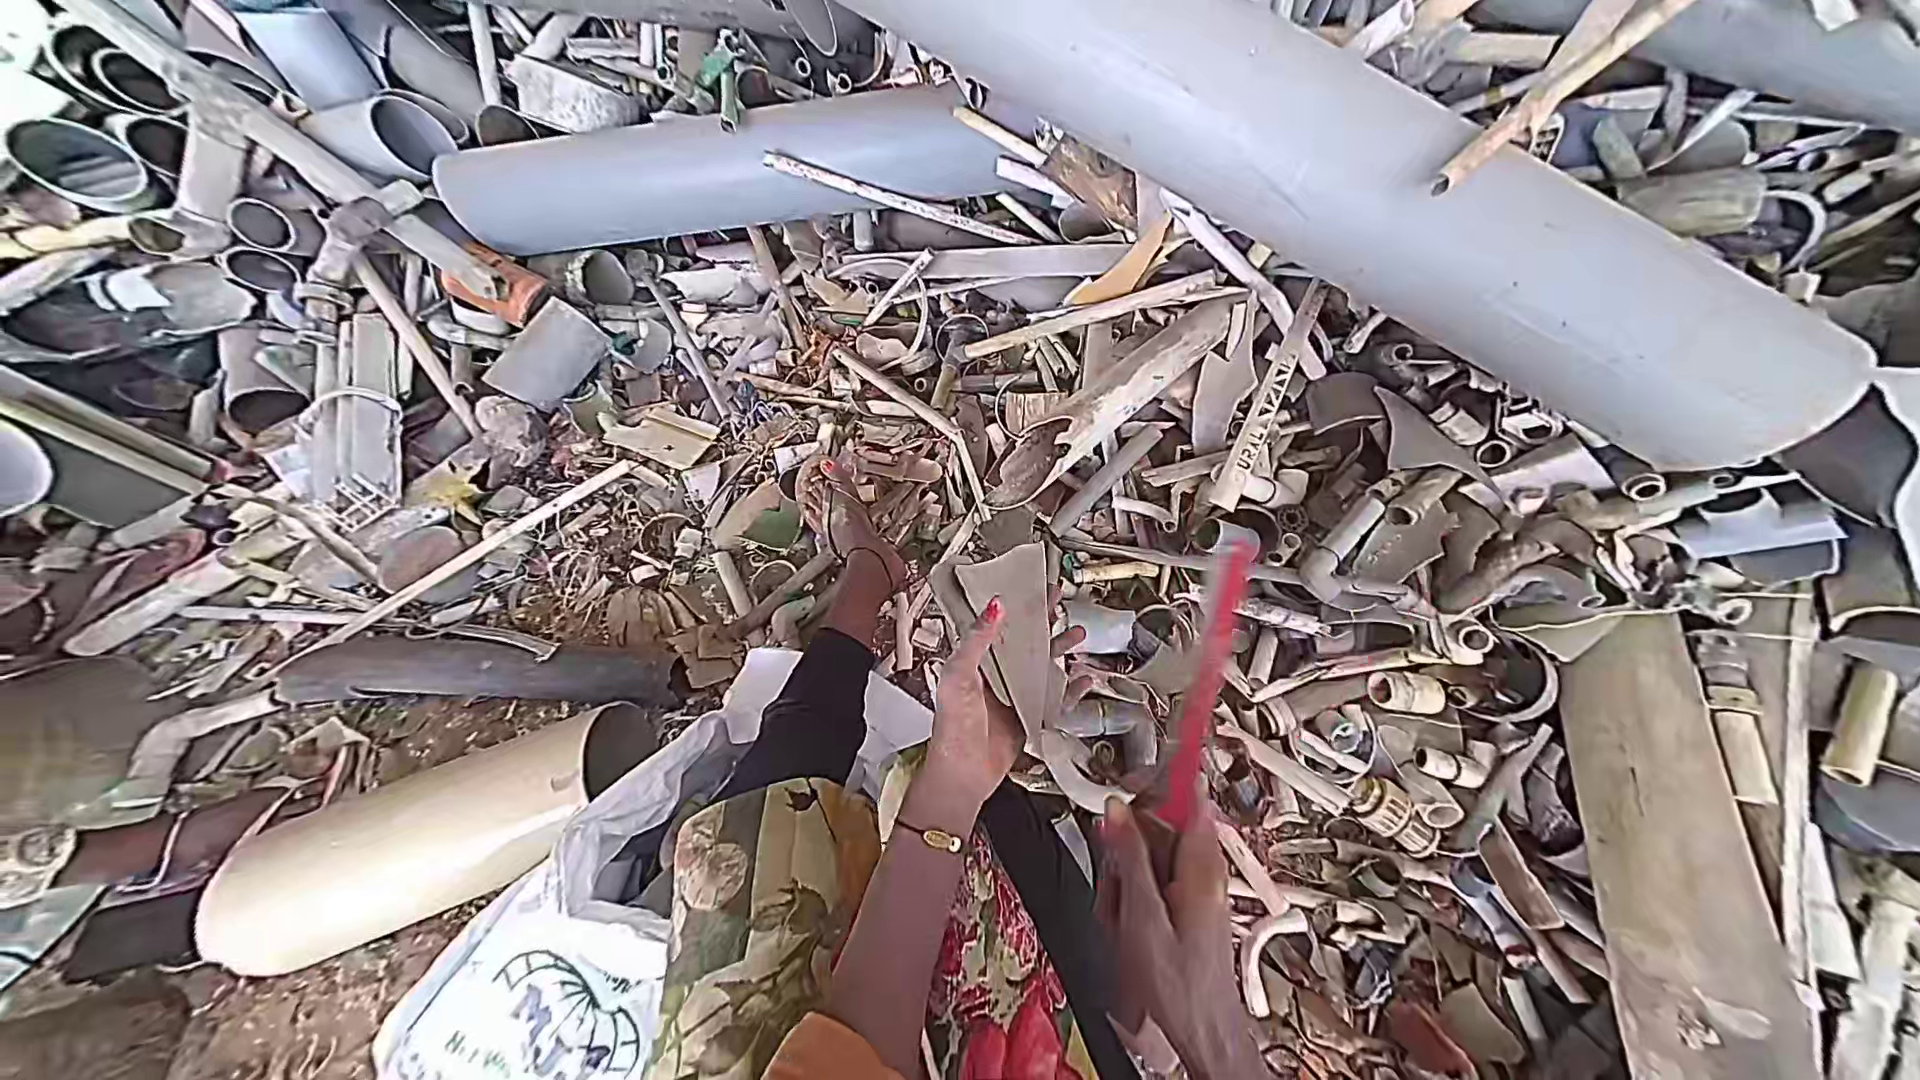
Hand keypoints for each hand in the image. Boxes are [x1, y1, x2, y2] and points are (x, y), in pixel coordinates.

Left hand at [924, 592, 1086, 812]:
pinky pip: (1055, 698)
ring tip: (1078, 634)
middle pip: (1026, 639)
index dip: (1016, 604)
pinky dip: (1072, 688)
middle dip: (1043, 619)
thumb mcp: (959, 675)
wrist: (964, 772)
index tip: (1031, 587)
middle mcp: (997, 674)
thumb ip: (977, 641)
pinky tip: (1083, 678)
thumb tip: (995, 607)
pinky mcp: (1029, 715)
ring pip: (1044, 664)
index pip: (999, 624)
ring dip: (1060, 648)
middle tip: (1059, 600)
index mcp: (977, 660)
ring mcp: (1015, 693)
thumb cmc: (953, 726)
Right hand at [1097, 794, 1265, 1079]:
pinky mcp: (1186, 899)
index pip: (1188, 794)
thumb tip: (1115, 808)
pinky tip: (1126, 921)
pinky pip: (1152, 875)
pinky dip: (1132, 891)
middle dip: (1126, 842)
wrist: (1203, 1033)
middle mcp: (1203, 867)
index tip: (1134, 770)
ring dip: (1125, 874)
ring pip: (1149, 850)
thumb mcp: (1142, 916)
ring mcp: (1195, 883)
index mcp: (1201, 863)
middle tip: (1114, 873)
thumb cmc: (1180, 986)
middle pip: (1157, 824)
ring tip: (1120, 912)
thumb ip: (1128, 856)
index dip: (1159, 776)